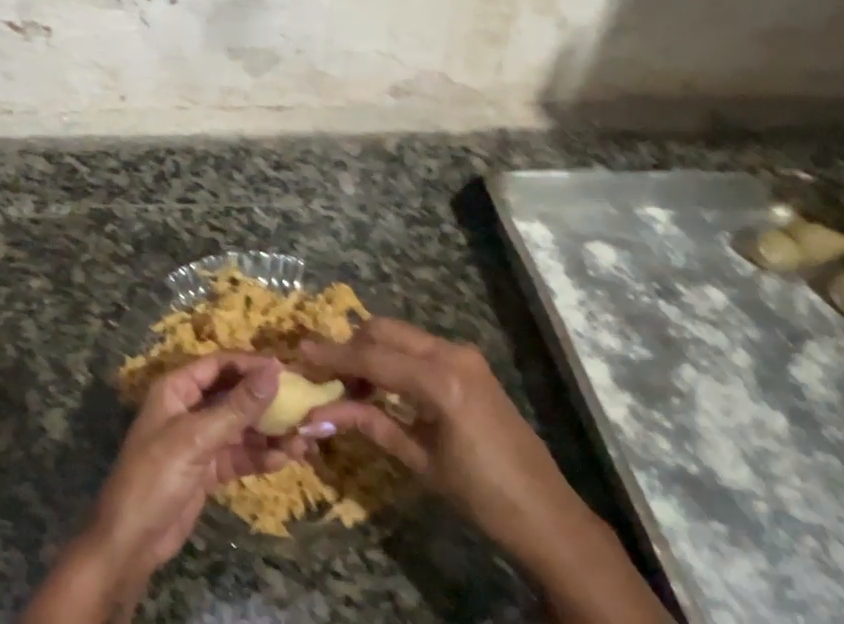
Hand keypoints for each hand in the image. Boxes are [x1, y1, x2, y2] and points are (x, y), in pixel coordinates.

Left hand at [87, 353, 285, 589]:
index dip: (252, 365)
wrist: (132, 540)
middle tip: (305, 408)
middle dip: (267, 402)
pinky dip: (260, 456)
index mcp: (176, 389)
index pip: (219, 364)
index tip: (289, 372)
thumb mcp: (198, 438)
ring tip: (303, 440)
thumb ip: (238, 406)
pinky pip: (239, 454)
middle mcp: (188, 408)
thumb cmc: (156, 476)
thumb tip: (274, 371)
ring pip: (241, 427)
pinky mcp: (208, 468)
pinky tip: (284, 460)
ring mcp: (199, 440)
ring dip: (270, 432)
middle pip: (234, 394)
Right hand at [296, 318, 593, 566]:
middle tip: (324, 376)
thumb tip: (315, 415)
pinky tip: (379, 387)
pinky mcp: (470, 365)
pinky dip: (392, 358)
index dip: (332, 355)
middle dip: (350, 347)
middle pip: (384, 331)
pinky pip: (418, 348)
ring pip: (400, 335)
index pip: (372, 357)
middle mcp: (452, 355)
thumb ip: (367, 424)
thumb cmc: (480, 494)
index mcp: (440, 382)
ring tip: (349, 387)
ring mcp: (464, 356)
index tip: (299, 352)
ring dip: (370, 351)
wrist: (544, 511)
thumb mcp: (418, 459)